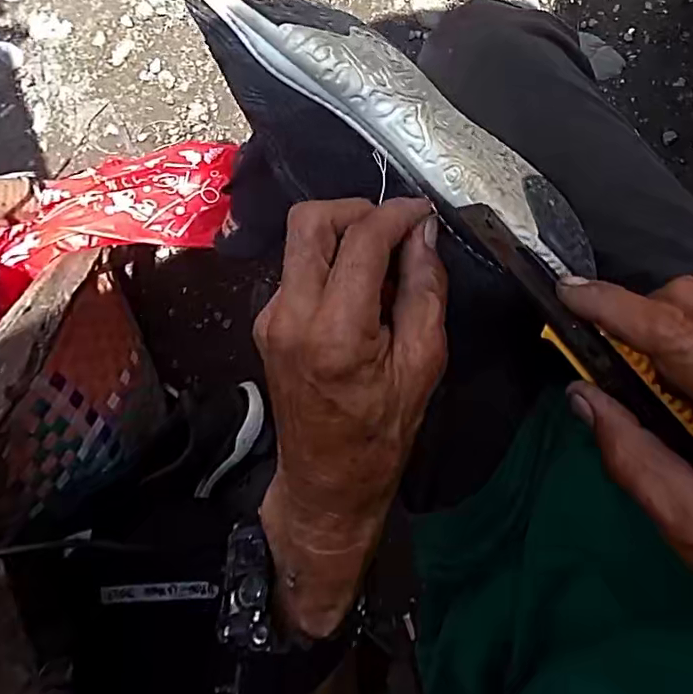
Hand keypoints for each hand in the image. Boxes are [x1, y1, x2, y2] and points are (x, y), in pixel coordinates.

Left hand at [256, 198, 446, 635]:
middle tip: (395, 229)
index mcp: (335, 331)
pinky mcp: (267, 320)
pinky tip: (361, 289)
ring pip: (302, 239)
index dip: (397, 214)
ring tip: (383, 264)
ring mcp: (271, 316)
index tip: (423, 213)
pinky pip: (300, 265)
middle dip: (358, 209)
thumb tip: (424, 233)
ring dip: (346, 233)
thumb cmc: (383, 432)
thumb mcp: (424, 362)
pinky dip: (333, 258)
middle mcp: (290, 315)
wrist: (326, 484)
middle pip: (310, 221)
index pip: (361, 240)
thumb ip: (426, 289)